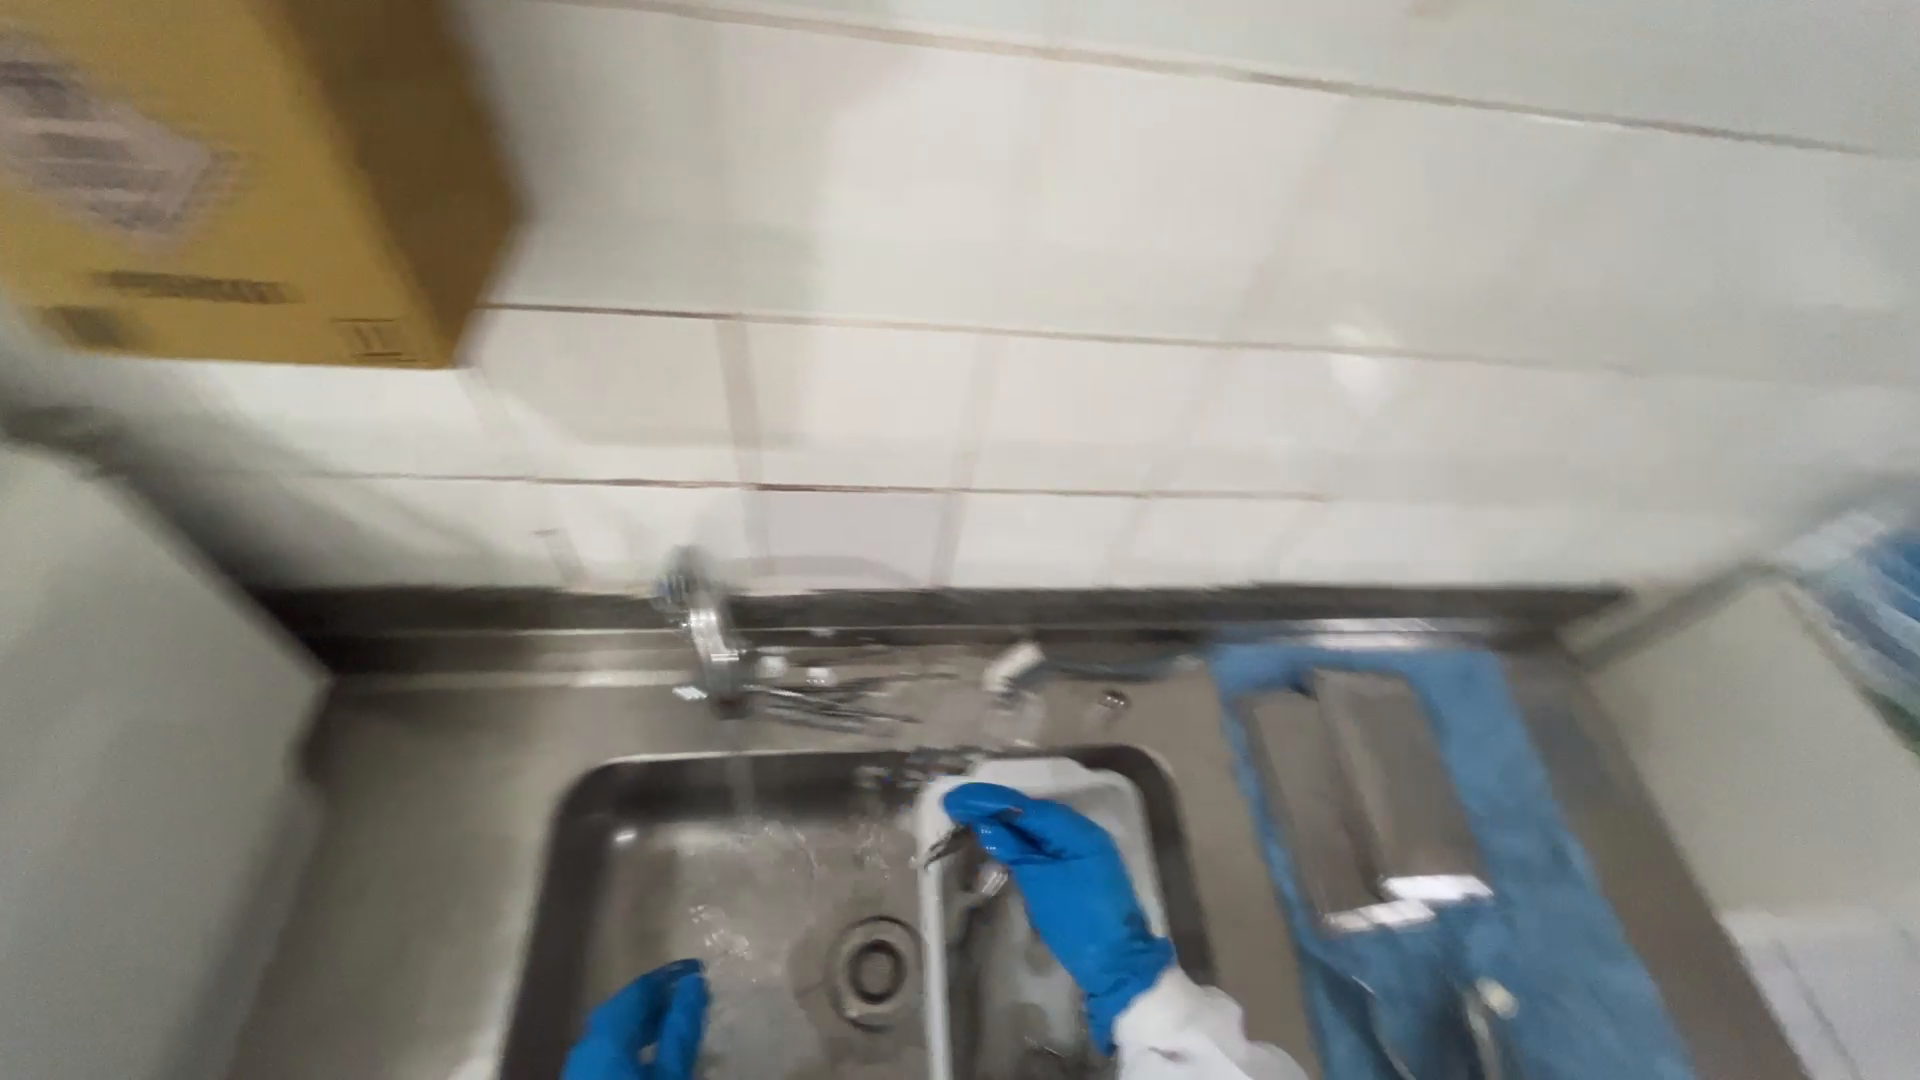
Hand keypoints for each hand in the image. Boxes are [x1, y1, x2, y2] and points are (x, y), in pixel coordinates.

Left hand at [564, 959, 708, 1079]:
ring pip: (615, 1030)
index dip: (670, 973)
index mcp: (606, 1033)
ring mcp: (578, 1066)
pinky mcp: (581, 1079)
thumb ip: (681, 1026)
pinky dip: (633, 1040)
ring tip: (676, 1022)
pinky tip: (652, 1052)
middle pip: (624, 1007)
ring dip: (646, 1020)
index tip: (699, 967)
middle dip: (658, 997)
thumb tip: (694, 981)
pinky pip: (608, 1049)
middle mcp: (586, 1043)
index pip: (639, 988)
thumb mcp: (670, 1071)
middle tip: (689, 995)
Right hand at [943, 782, 1173, 1051]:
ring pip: (1036, 828)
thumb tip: (985, 824)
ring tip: (970, 820)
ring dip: (1005, 825)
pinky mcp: (1076, 868)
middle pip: (1031, 812)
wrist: (1117, 966)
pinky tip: (999, 842)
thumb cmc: (1079, 922)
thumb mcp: (1041, 883)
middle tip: (958, 806)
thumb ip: (1015, 850)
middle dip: (994, 808)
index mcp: (1076, 830)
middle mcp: (1080, 832)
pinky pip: (1042, 845)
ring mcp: (1081, 850)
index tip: (957, 799)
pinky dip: (1019, 842)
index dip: (989, 801)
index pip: (1026, 807)